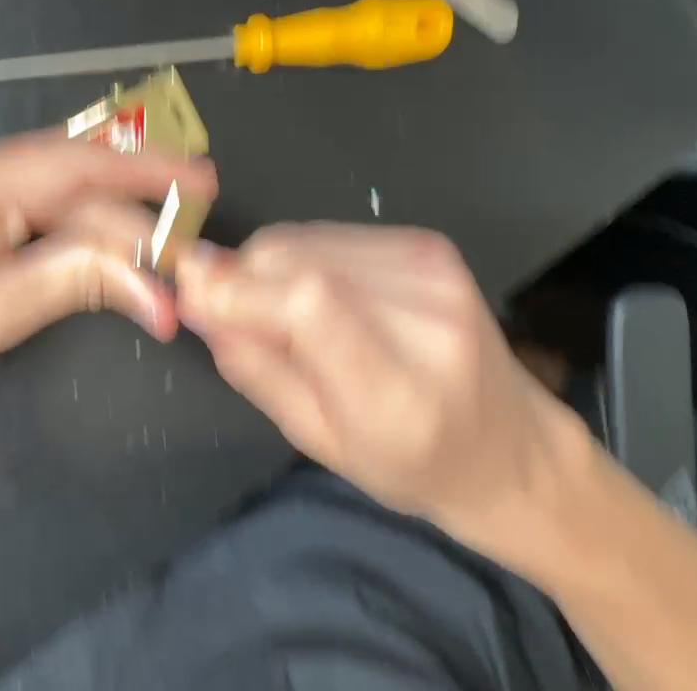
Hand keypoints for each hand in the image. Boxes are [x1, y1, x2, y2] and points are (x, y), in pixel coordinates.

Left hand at [0, 129, 217, 421]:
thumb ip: (83, 279)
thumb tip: (161, 286)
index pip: (73, 167)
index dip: (146, 173)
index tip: (203, 182)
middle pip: (61, 162)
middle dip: (127, 193)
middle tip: (185, 220)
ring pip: (41, 168)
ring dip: (94, 202)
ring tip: (149, 232)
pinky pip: (15, 176)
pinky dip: (57, 202)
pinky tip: (91, 223)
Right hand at [175, 224, 589, 545]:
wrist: (508, 446)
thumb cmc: (407, 464)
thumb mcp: (315, 438)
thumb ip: (252, 365)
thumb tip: (195, 297)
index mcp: (397, 390)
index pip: (308, 304)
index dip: (236, 286)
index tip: (188, 289)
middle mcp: (425, 318)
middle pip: (296, 260)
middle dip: (240, 276)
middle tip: (228, 311)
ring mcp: (434, 272)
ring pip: (304, 239)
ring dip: (268, 267)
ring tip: (282, 312)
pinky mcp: (429, 245)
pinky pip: (329, 233)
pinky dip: (301, 258)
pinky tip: (317, 293)